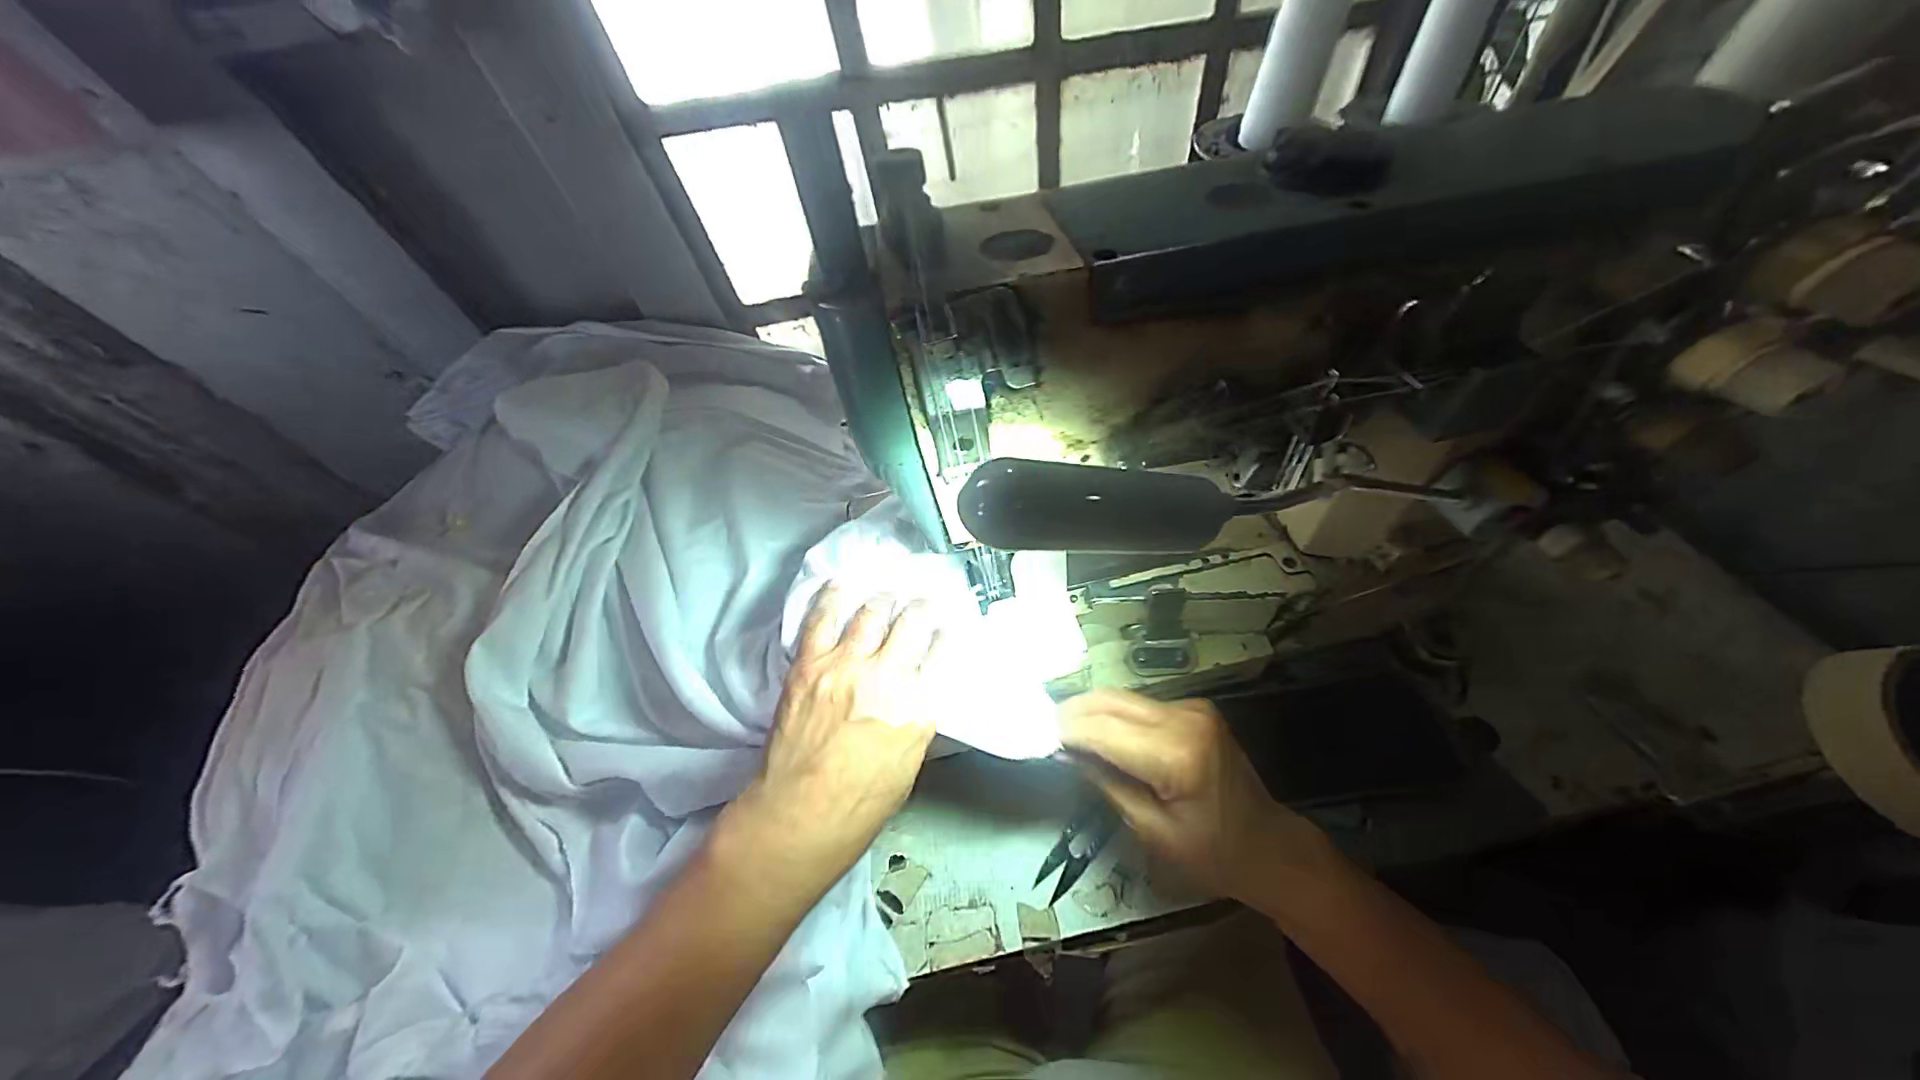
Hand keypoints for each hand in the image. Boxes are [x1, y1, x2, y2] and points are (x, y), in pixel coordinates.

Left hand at [722, 585, 940, 895]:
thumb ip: (916, 720)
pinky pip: (821, 620)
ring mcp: (845, 666)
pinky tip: (840, 585)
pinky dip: (832, 598)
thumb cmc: (860, 804)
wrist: (799, 814)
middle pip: (909, 625)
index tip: (943, 629)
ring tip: (887, 594)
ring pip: (869, 615)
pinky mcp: (809, 666)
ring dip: (882, 600)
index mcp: (918, 705)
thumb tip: (918, 696)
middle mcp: (887, 677)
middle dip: (918, 609)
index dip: (942, 637)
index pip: (939, 654)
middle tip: (920, 602)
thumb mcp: (909, 763)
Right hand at [1057, 689, 1330, 901]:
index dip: (1065, 730)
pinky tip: (1096, 734)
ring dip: (1089, 712)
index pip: (1103, 729)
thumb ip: (1106, 784)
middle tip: (1041, 732)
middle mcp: (1185, 718)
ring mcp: (1192, 708)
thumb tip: (1066, 753)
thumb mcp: (1152, 831)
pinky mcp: (1193, 708)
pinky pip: (1139, 705)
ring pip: (1122, 698)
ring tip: (1063, 734)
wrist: (1270, 844)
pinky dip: (1112, 716)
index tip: (1035, 736)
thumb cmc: (1214, 853)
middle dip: (1071, 713)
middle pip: (1110, 701)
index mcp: (1177, 754)